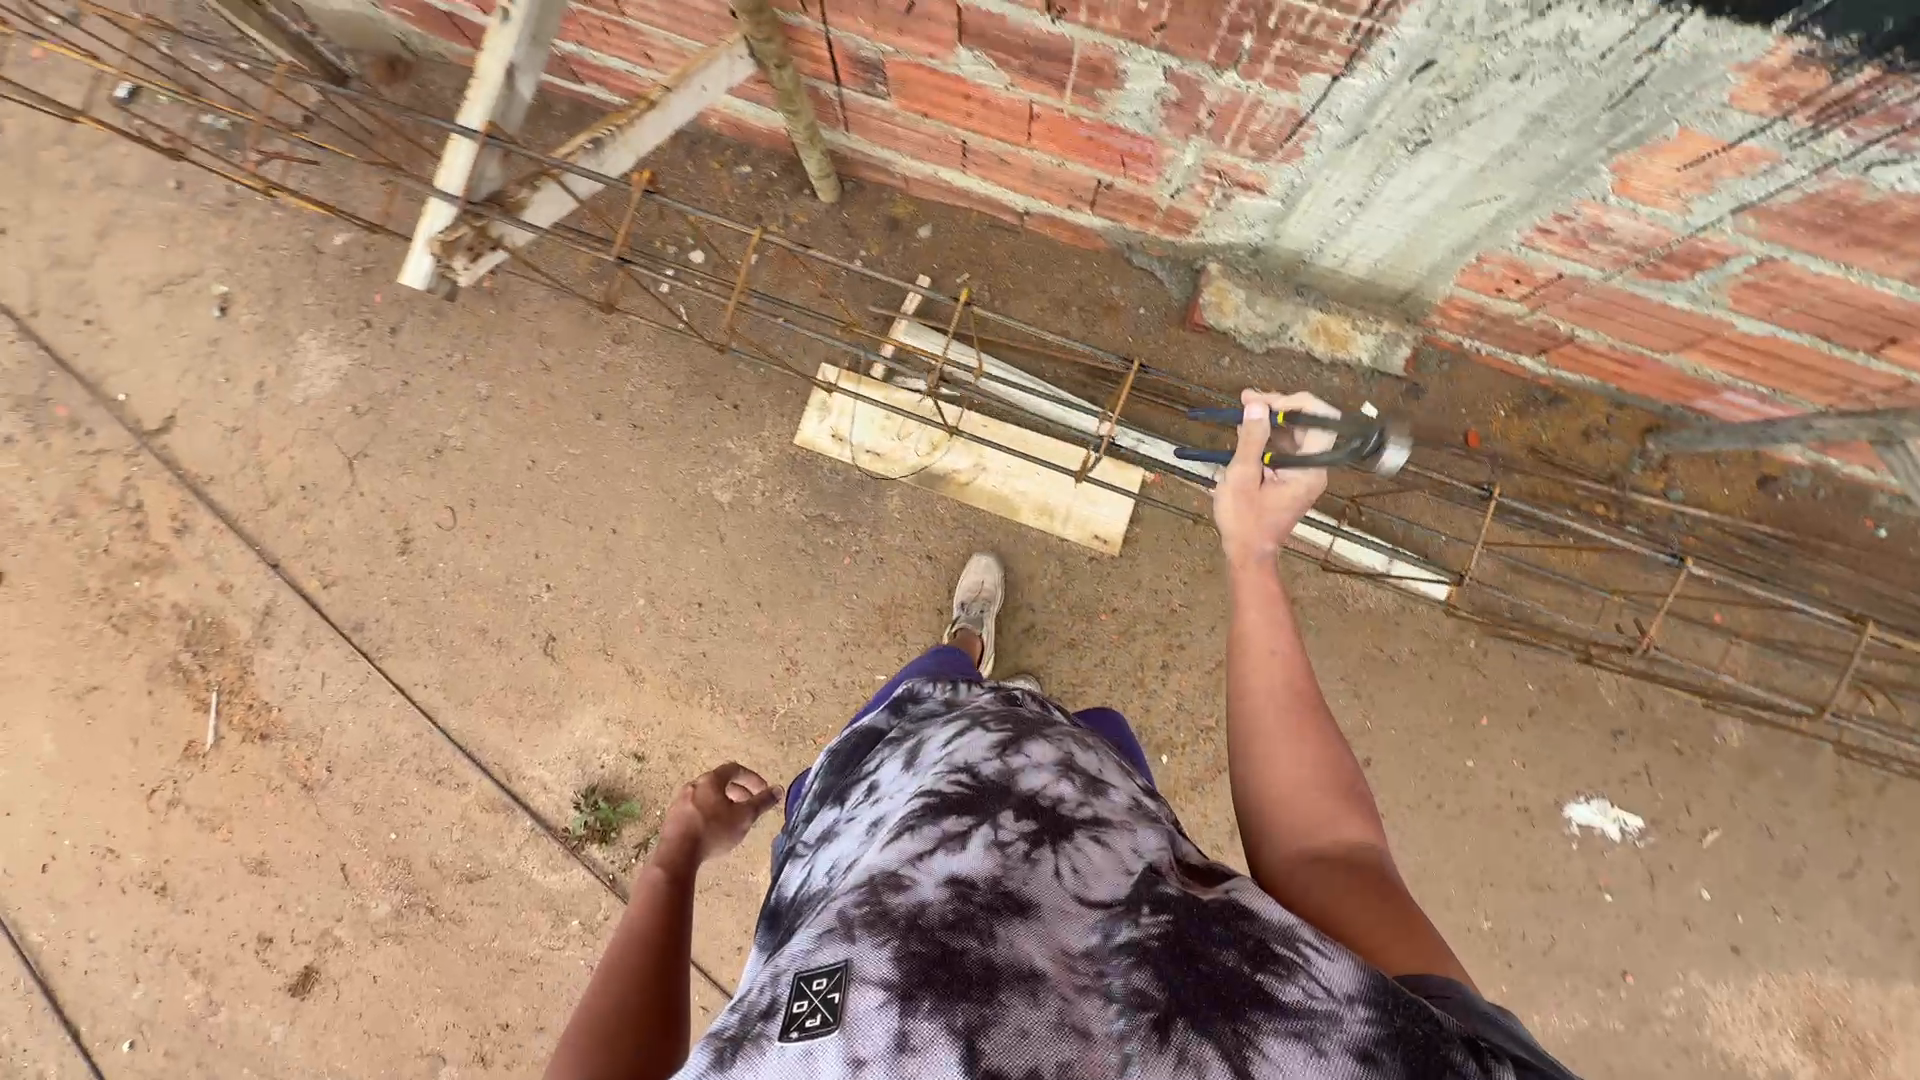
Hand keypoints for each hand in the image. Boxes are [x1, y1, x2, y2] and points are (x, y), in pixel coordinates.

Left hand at [653, 763, 779, 872]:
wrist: (677, 854)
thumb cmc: (714, 831)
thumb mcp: (744, 817)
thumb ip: (762, 802)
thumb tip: (778, 790)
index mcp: (711, 780)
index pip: (735, 769)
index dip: (751, 778)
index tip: (762, 790)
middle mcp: (694, 786)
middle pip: (719, 782)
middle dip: (738, 791)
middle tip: (749, 804)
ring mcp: (680, 802)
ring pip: (706, 796)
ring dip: (722, 803)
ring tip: (733, 818)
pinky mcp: (672, 819)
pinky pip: (695, 809)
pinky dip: (708, 813)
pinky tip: (713, 830)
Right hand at [1212, 389, 1338, 569]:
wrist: (1248, 553)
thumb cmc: (1244, 521)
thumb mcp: (1242, 478)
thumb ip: (1252, 439)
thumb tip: (1257, 405)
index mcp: (1310, 469)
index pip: (1320, 420)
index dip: (1293, 403)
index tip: (1262, 403)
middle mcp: (1314, 468)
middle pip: (1309, 423)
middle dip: (1279, 407)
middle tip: (1248, 400)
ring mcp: (1303, 473)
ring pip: (1297, 434)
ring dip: (1272, 420)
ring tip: (1244, 409)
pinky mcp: (1291, 478)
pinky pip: (1286, 448)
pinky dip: (1268, 436)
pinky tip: (1247, 431)